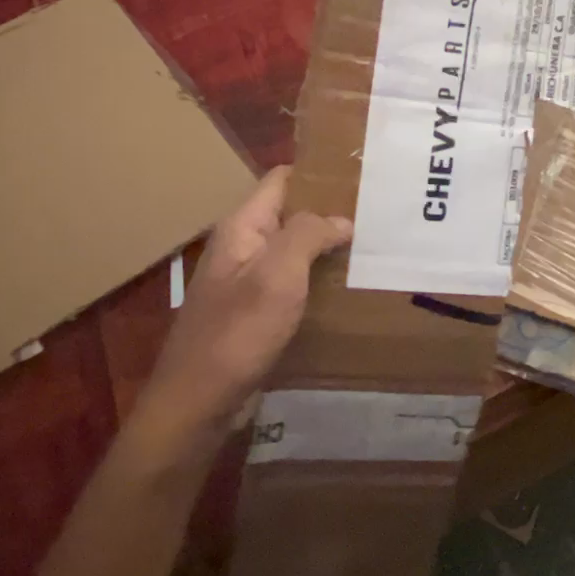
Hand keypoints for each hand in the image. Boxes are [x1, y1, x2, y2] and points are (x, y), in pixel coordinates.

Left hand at [143, 166, 351, 430]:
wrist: (197, 403)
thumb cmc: (236, 333)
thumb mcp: (276, 275)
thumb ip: (308, 234)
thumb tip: (341, 219)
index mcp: (242, 227)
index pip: (282, 179)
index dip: (318, 172)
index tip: (361, 175)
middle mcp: (242, 247)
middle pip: (291, 214)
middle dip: (330, 212)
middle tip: (378, 215)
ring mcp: (247, 282)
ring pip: (294, 252)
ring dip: (327, 250)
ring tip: (371, 250)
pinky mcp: (255, 313)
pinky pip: (291, 285)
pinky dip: (317, 283)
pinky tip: (346, 292)